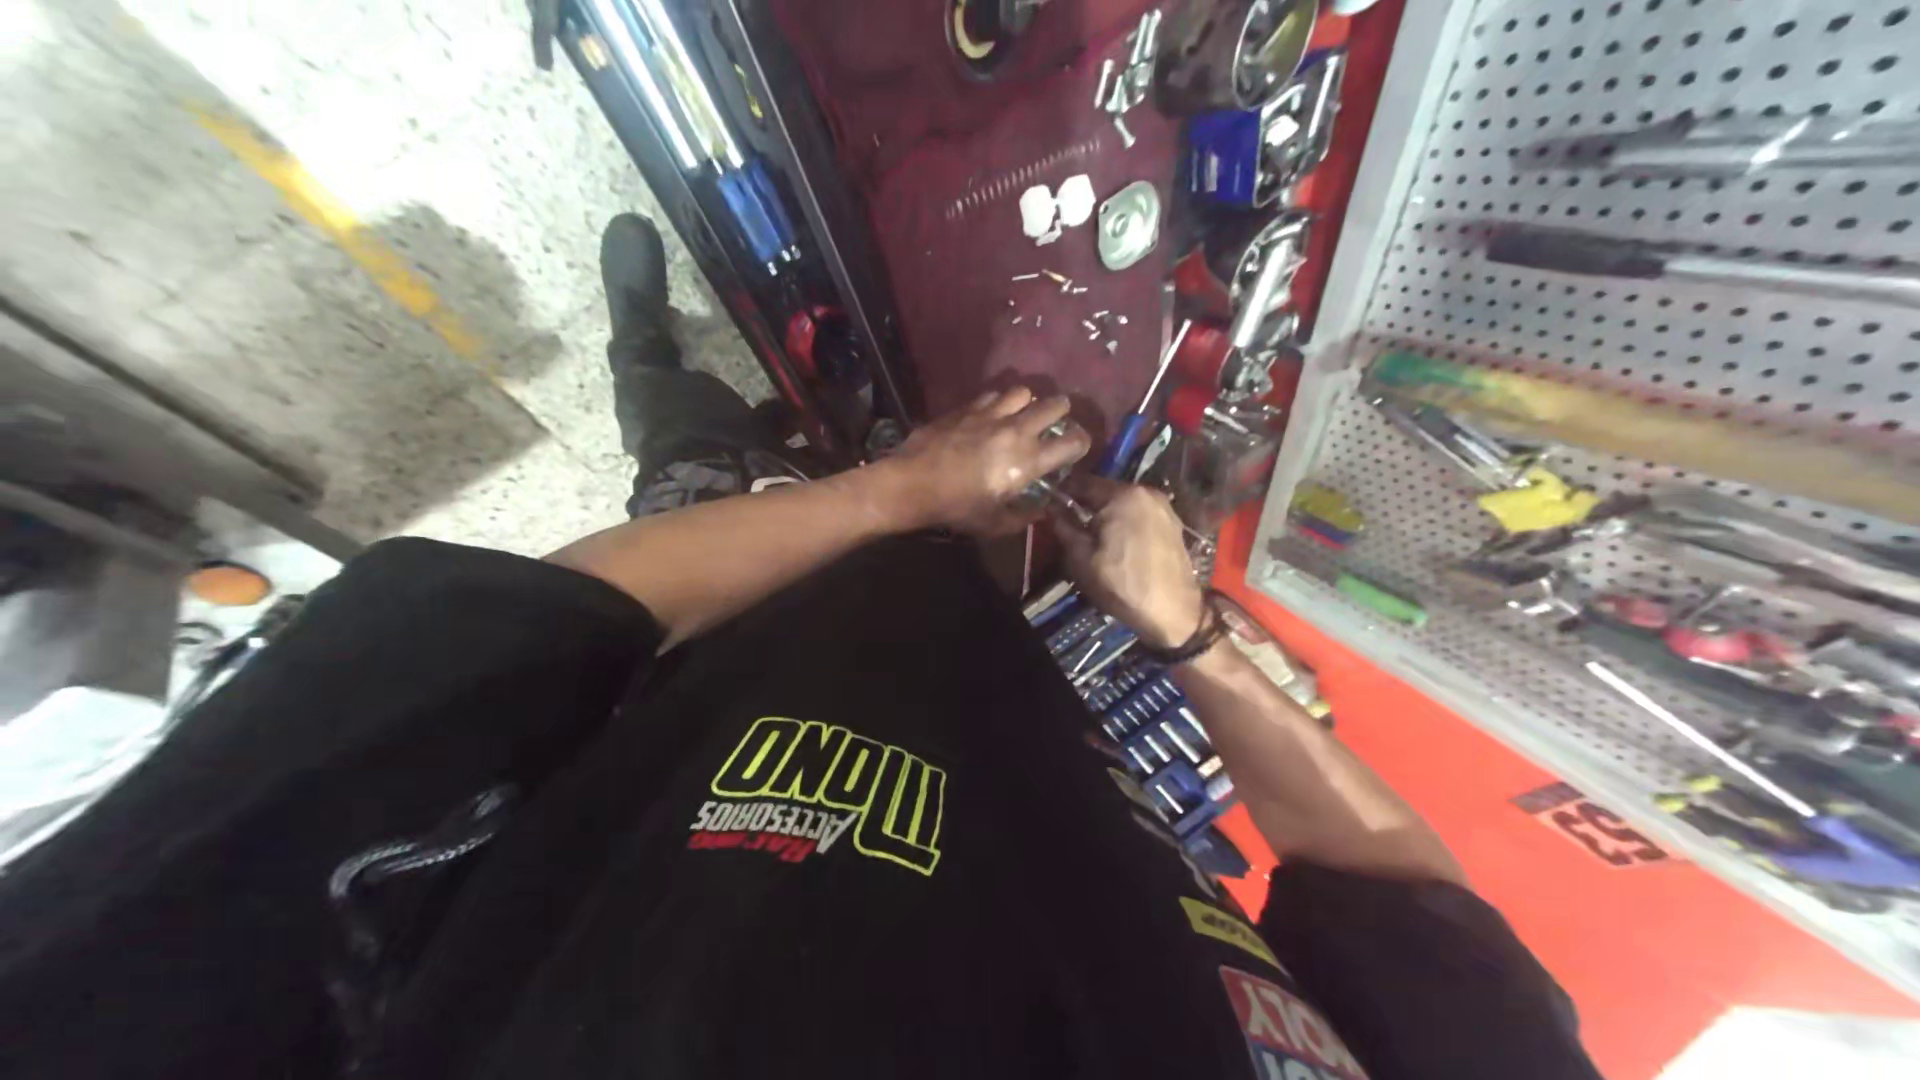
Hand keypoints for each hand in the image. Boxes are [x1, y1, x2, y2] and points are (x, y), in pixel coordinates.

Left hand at [881, 387, 1091, 535]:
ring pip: (1024, 391)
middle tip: (1056, 422)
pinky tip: (993, 412)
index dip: (1081, 443)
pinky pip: (993, 394)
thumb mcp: (994, 524)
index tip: (1076, 448)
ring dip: (1029, 401)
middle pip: (1055, 405)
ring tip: (1023, 412)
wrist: (913, 484)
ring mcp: (991, 414)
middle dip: (1062, 412)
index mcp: (1028, 460)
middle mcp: (1016, 430)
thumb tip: (1042, 511)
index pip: (1072, 442)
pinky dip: (999, 401)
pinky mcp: (967, 407)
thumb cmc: (956, 508)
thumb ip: (1024, 517)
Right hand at [1051, 478, 1205, 647]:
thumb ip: (1064, 526)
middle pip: (1105, 491)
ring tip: (1094, 537)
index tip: (1049, 505)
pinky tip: (1118, 543)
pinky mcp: (1173, 523)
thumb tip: (1051, 507)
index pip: (1081, 481)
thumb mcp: (1081, 558)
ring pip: (1123, 503)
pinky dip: (1125, 522)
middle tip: (1070, 525)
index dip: (1062, 492)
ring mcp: (1163, 506)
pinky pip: (1140, 514)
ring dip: (1107, 514)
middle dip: (1086, 504)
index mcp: (1122, 495)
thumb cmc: (1121, 584)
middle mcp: (1145, 492)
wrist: (1172, 611)